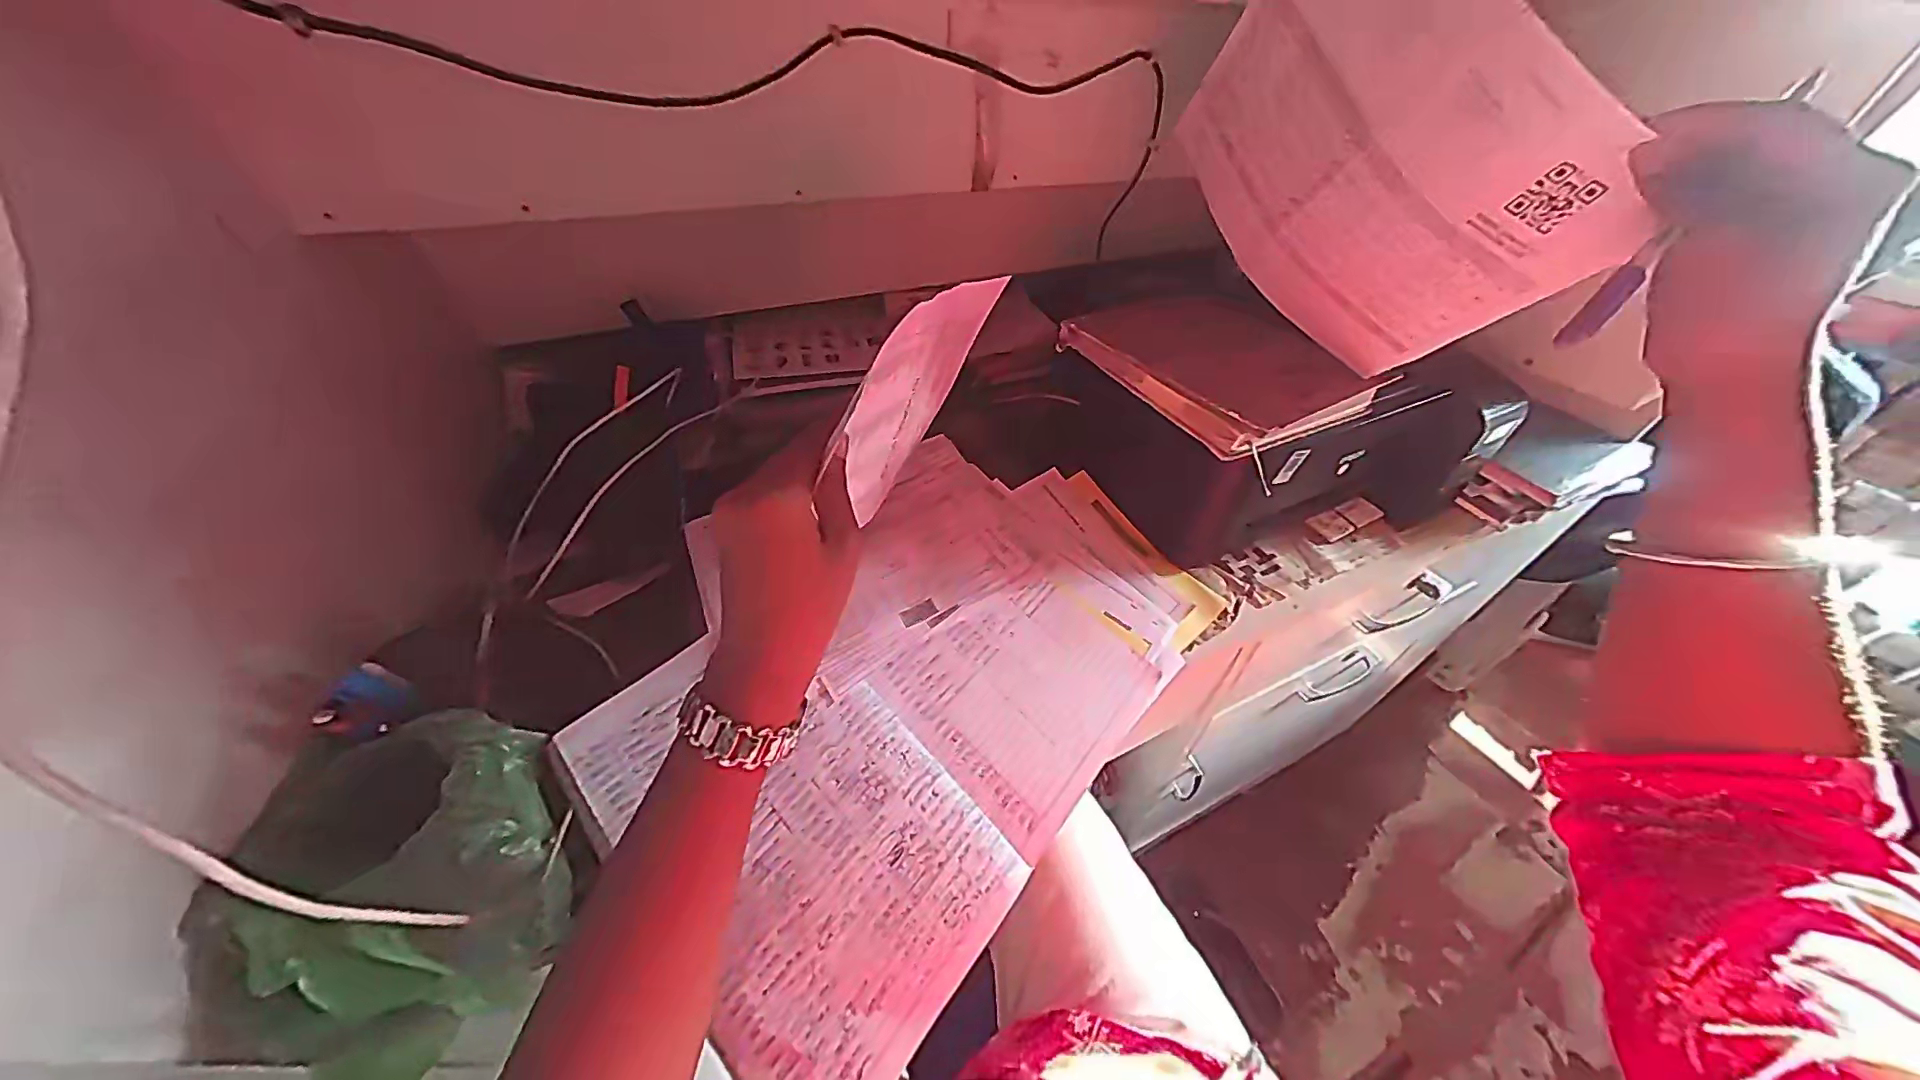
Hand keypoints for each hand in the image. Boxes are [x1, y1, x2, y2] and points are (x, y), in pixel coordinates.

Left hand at [701, 425, 860, 723]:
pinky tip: (807, 500)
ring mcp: (728, 509)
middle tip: (851, 445)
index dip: (831, 426)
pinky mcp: (724, 526)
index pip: (806, 443)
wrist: (763, 654)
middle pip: (785, 456)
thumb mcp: (842, 546)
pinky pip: (759, 495)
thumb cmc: (813, 604)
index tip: (853, 413)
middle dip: (816, 448)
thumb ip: (836, 490)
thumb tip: (836, 452)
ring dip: (799, 470)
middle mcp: (743, 492)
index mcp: (775, 494)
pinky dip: (783, 490)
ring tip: (834, 473)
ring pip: (771, 474)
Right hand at [1633, 102, 1914, 387]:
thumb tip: (1655, 158)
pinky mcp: (1765, 276)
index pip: (1772, 129)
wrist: (1749, 404)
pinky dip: (1680, 226)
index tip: (1636, 139)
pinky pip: (1722, 229)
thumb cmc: (1743, 331)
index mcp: (1842, 187)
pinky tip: (1647, 237)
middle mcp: (1834, 206)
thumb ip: (1693, 190)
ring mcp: (1800, 244)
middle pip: (1756, 159)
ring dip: (1679, 195)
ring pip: (1737, 193)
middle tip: (1625, 173)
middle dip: (1685, 162)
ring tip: (1628, 204)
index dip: (1700, 127)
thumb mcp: (1714, 245)